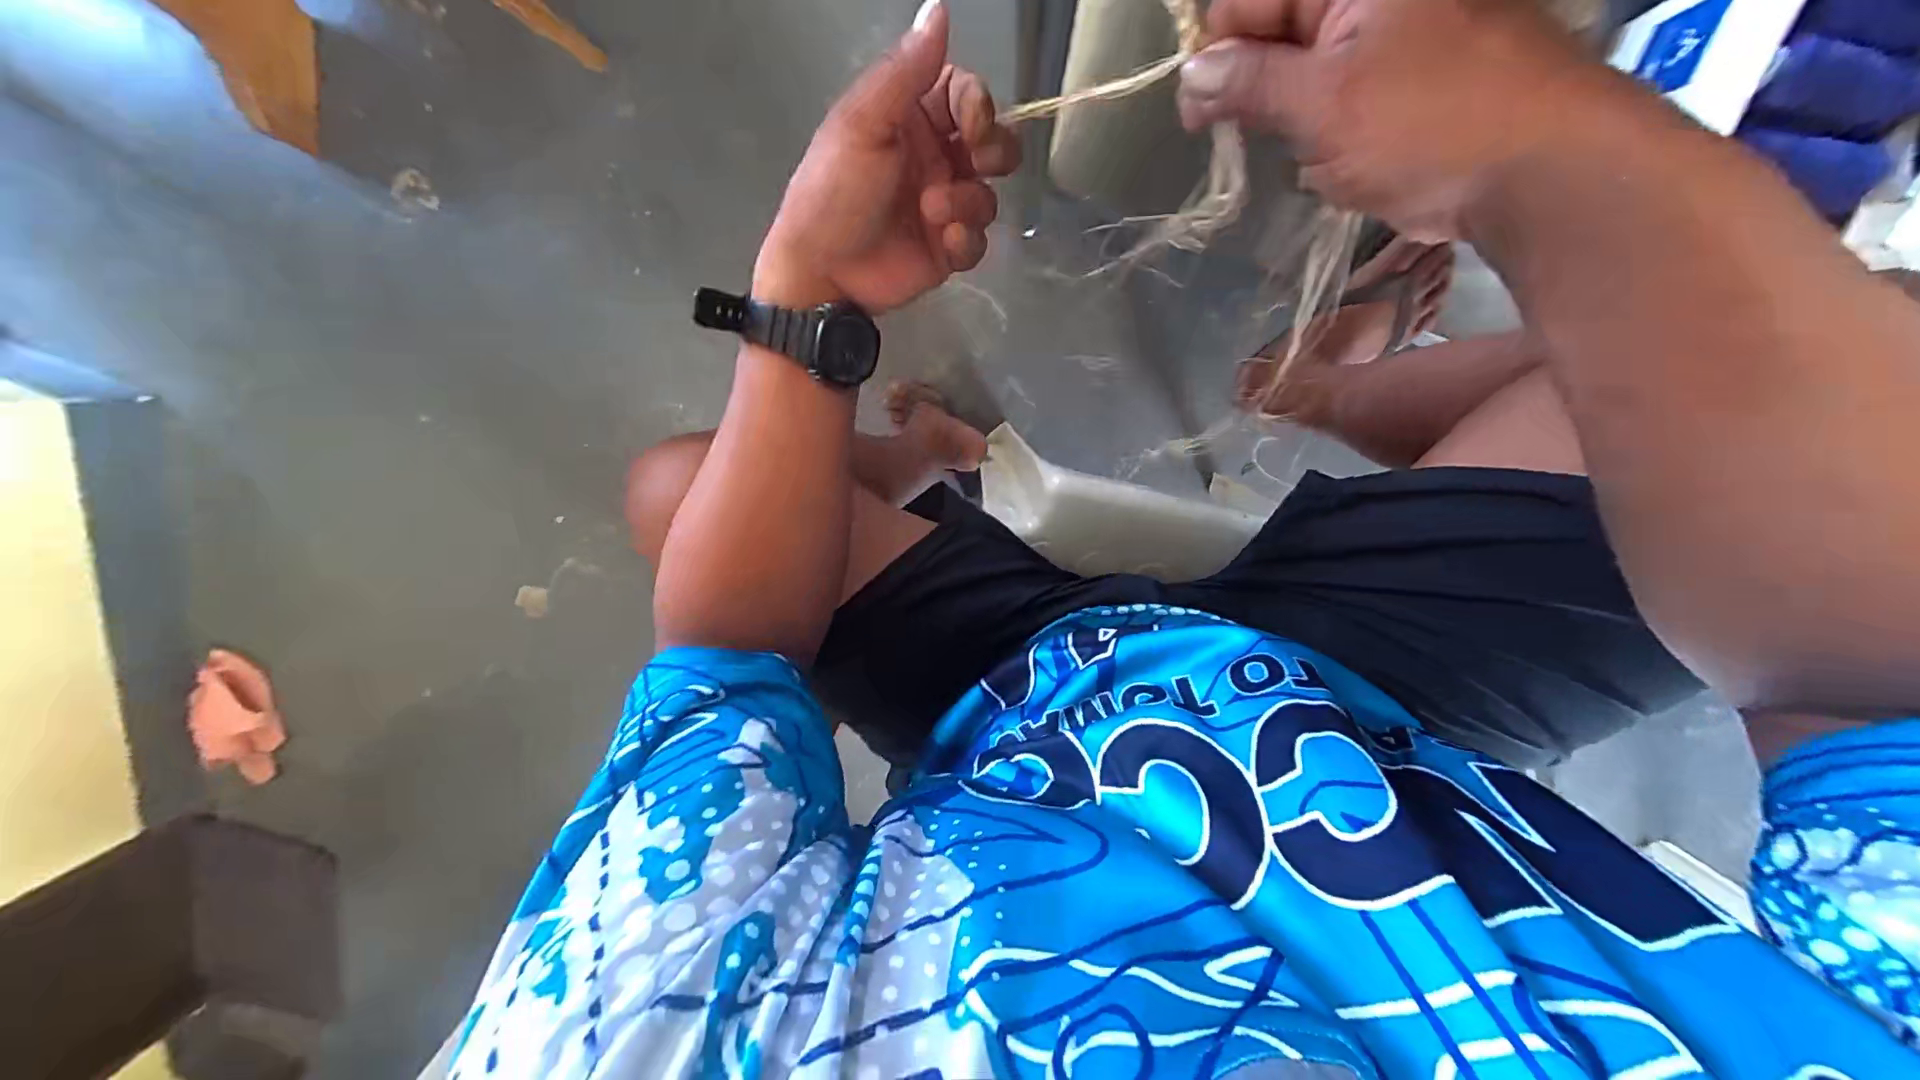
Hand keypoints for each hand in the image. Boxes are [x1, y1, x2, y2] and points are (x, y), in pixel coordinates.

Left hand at [754, 0, 1021, 312]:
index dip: (979, 104)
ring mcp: (943, 208)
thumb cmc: (834, 191)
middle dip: (996, 150)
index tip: (973, 124)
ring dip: (969, 202)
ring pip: (988, 196)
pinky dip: (967, 242)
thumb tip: (939, 9)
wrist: (823, 270)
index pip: (965, 96)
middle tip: (978, 161)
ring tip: (933, 213)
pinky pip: (978, 242)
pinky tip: (944, 243)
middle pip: (992, 144)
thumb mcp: (863, 123)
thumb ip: (905, 72)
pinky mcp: (946, 251)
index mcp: (911, 121)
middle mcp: (932, 161)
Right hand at [1175, 0, 1630, 240]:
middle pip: (1273, 33)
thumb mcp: (1325, 103)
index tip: (1200, 118)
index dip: (1215, 54)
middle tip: (1252, 141)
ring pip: (1299, 73)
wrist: (1534, 168)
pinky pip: (1331, 100)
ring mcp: (1387, 37)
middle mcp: (1369, 0)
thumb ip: (1251, 83)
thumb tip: (1190, 74)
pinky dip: (1318, 133)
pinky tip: (1335, 159)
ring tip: (1314, 152)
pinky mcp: (1397, 80)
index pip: (1250, 1)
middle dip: (1254, 91)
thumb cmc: (1429, 125)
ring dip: (1288, 119)